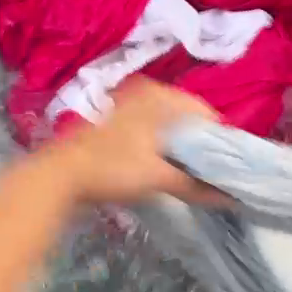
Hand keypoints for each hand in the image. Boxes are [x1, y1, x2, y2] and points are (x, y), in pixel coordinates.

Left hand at [40, 79, 222, 204]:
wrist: (60, 175)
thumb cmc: (112, 168)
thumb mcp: (158, 178)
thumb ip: (196, 186)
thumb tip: (230, 198)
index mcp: (160, 96)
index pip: (205, 111)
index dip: (218, 138)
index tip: (227, 162)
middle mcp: (145, 93)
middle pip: (186, 116)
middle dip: (199, 141)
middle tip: (210, 168)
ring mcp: (127, 105)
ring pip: (167, 123)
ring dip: (179, 144)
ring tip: (189, 170)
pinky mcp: (115, 122)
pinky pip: (150, 129)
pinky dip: (161, 144)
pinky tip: (162, 166)